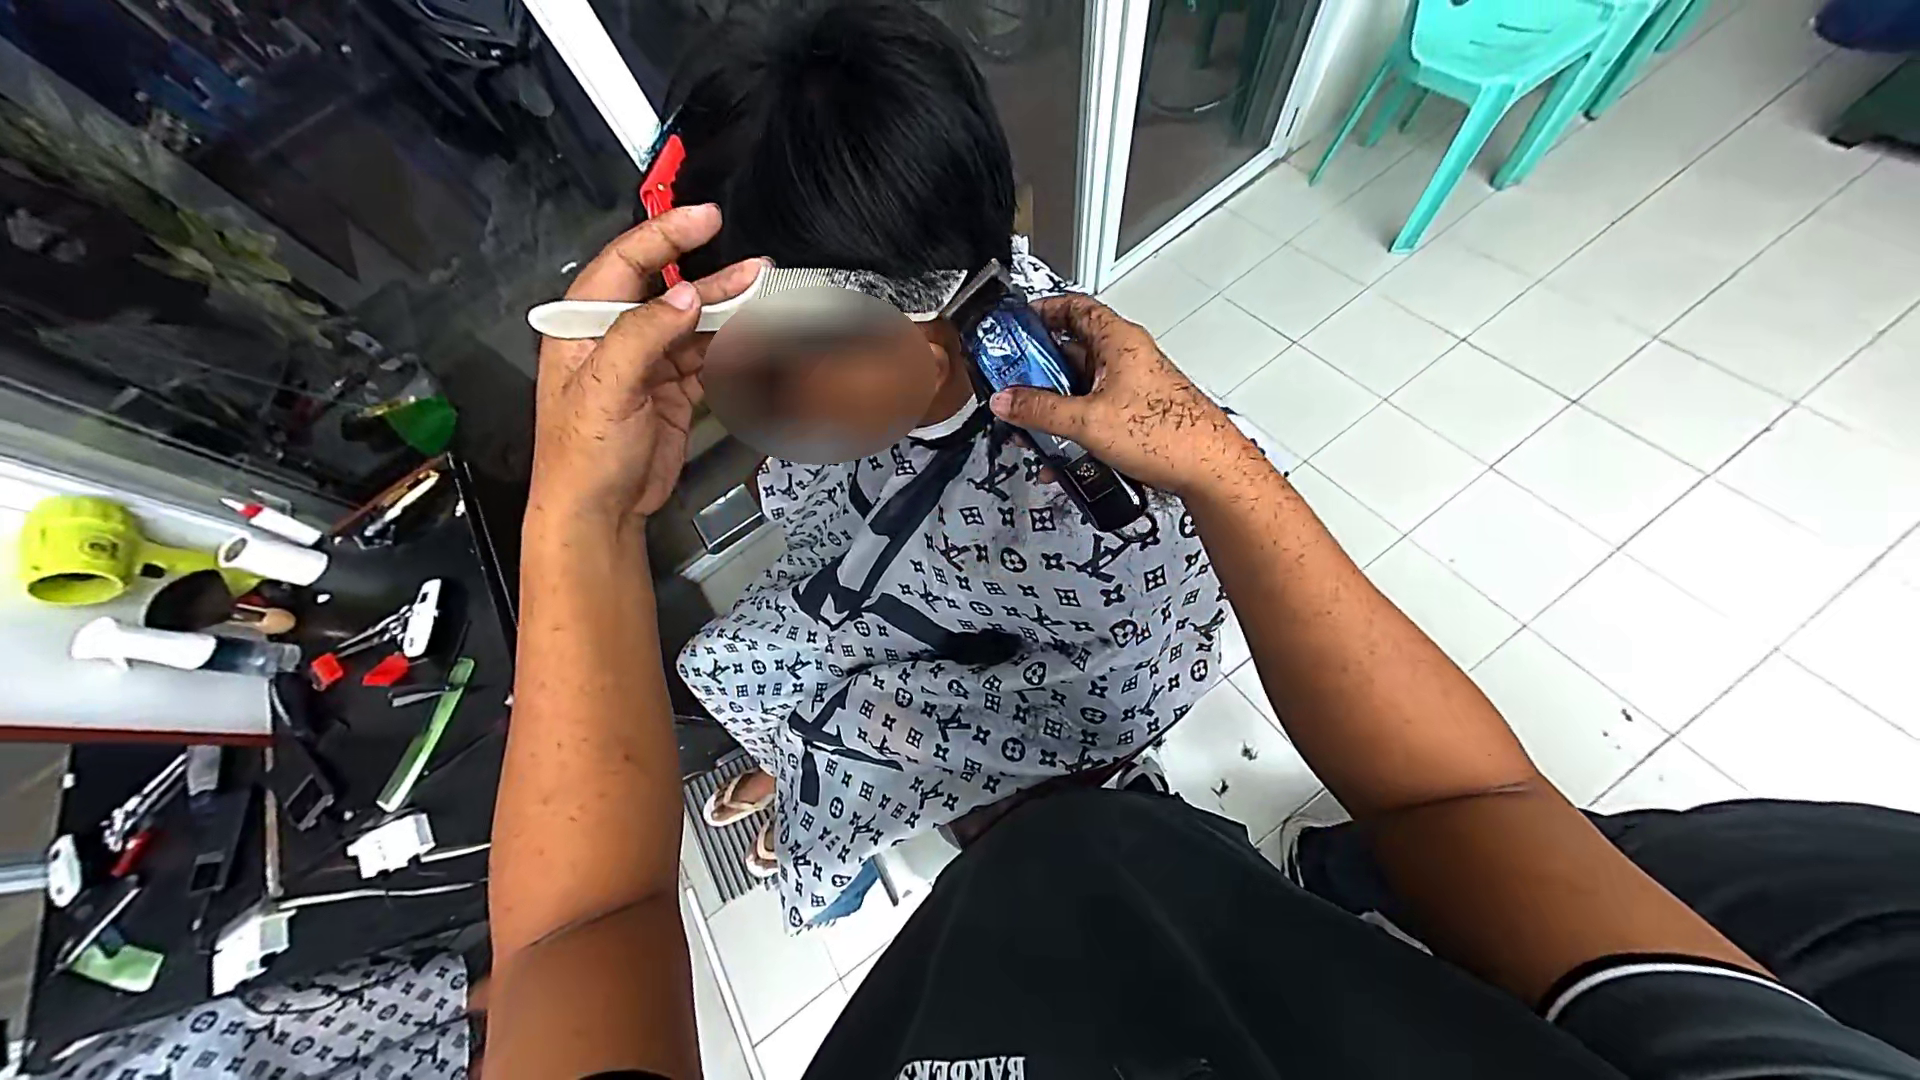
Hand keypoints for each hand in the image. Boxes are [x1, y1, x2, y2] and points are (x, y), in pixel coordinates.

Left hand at [530, 205, 762, 524]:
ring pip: (695, 328)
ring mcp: (649, 366)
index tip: (703, 220)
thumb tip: (682, 296)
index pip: (626, 264)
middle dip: (713, 279)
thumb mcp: (605, 387)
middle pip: (671, 294)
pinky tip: (750, 341)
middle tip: (754, 268)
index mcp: (583, 326)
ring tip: (763, 301)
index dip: (666, 236)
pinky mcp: (673, 392)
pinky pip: (707, 362)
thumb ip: (643, 334)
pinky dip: (731, 352)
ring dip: (729, 316)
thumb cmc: (581, 455)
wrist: (601, 508)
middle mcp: (617, 339)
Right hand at [986, 294, 1264, 498]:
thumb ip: (1040, 410)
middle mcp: (1126, 359)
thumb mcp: (1087, 421)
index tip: (1017, 325)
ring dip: (1053, 405)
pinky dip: (1072, 425)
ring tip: (1031, 425)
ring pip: (1080, 386)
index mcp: (1118, 342)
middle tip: (1013, 384)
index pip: (1075, 307)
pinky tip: (1060, 451)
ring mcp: (1131, 387)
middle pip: (1071, 351)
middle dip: (1038, 370)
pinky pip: (1093, 411)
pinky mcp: (1134, 415)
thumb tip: (1007, 401)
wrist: (1209, 470)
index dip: (1042, 310)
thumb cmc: (1170, 435)